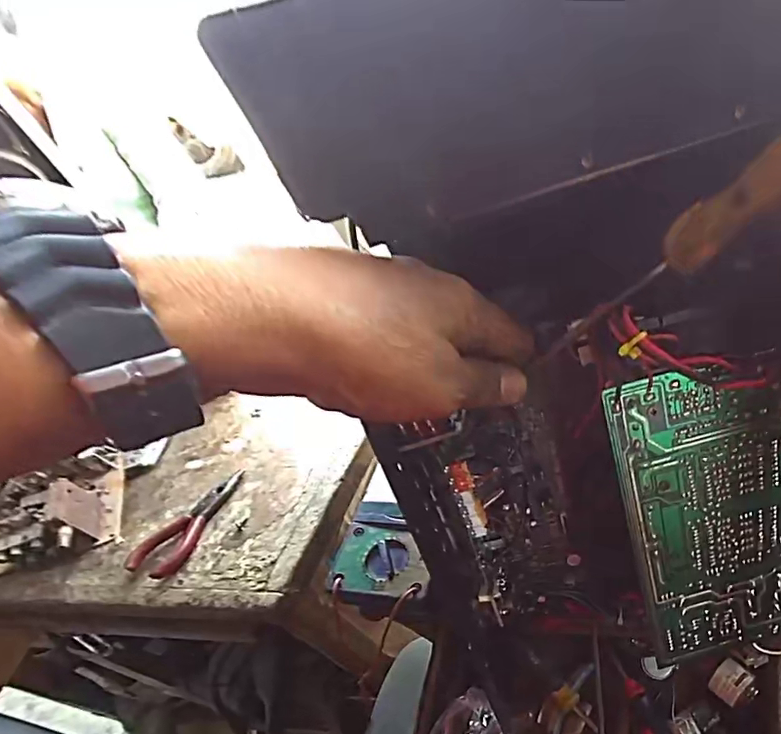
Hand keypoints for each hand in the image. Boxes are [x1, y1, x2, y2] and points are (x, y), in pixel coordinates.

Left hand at [125, 244, 531, 421]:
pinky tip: (360, 380)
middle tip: (468, 401)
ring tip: (409, 398)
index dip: (525, 366)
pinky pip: (374, 333)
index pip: (515, 336)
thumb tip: (514, 386)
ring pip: (418, 331)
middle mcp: (424, 284)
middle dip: (470, 366)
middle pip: (465, 331)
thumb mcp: (442, 387)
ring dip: (421, 363)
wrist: (255, 316)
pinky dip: (377, 358)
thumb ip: (485, 386)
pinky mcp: (335, 293)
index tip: (524, 386)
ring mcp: (377, 284)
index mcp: (462, 305)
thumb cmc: (349, 346)